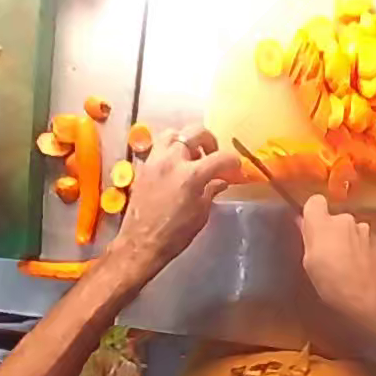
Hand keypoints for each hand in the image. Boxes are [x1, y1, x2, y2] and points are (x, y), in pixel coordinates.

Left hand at [107, 125, 241, 284]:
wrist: (140, 243)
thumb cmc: (174, 234)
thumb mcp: (200, 214)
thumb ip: (211, 192)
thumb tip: (220, 181)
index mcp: (191, 175)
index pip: (221, 157)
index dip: (233, 162)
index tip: (235, 169)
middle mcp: (172, 160)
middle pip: (196, 132)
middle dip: (210, 142)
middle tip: (213, 156)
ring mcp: (155, 160)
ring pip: (174, 133)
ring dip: (186, 140)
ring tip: (191, 156)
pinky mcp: (143, 167)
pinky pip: (158, 147)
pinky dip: (169, 150)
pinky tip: (174, 166)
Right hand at [297, 194, 375, 333]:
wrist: (372, 297)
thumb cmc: (332, 282)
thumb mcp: (310, 263)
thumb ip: (308, 238)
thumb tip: (302, 222)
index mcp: (323, 223)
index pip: (315, 201)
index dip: (312, 213)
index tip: (310, 229)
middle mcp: (346, 219)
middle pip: (334, 218)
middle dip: (330, 231)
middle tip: (327, 254)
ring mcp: (366, 229)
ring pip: (351, 230)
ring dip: (347, 240)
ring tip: (346, 264)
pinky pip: (364, 240)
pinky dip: (361, 249)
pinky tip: (360, 267)